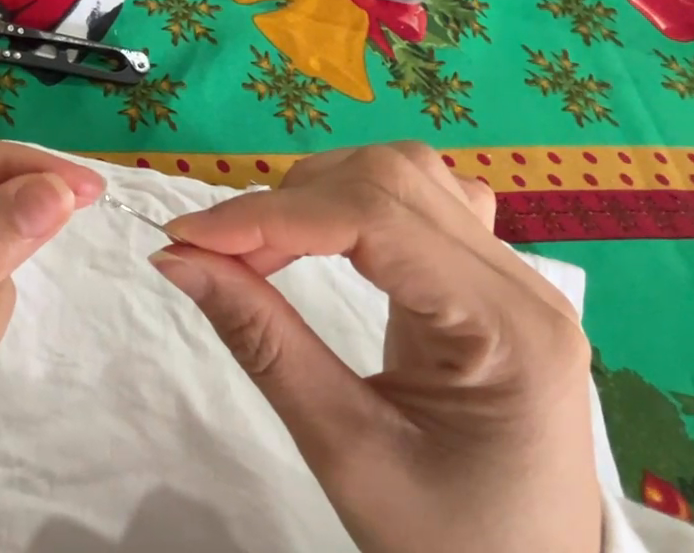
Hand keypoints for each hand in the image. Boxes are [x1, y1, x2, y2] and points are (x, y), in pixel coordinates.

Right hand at [151, 143, 601, 552]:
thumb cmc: (443, 537)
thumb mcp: (342, 446)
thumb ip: (260, 340)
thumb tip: (174, 257)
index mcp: (505, 327)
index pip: (373, 221)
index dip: (267, 216)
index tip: (184, 237)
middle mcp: (519, 283)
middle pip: (388, 180)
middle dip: (285, 203)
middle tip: (218, 255)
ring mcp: (510, 276)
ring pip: (400, 176)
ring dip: (314, 196)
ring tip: (264, 251)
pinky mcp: (485, 280)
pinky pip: (417, 201)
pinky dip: (351, 202)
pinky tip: (328, 240)